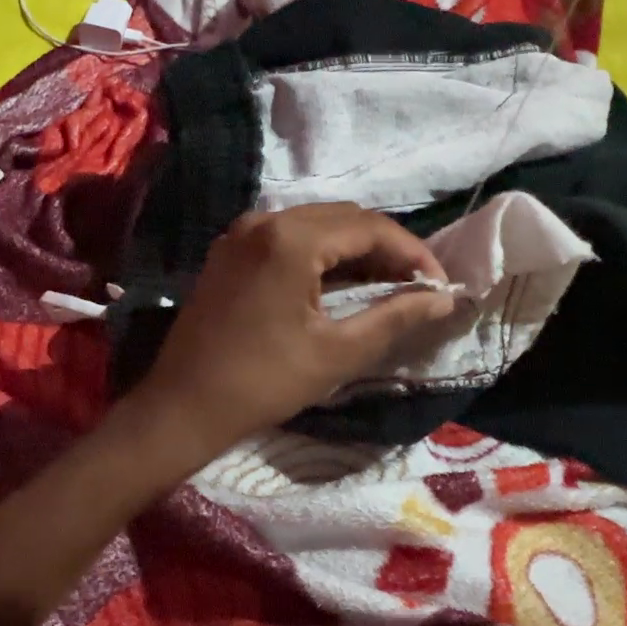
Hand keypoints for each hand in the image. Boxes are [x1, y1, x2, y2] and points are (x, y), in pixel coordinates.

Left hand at [122, 203, 455, 459]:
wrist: (183, 406)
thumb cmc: (263, 382)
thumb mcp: (337, 352)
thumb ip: (394, 317)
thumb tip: (442, 298)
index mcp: (291, 238)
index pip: (370, 227)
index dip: (413, 254)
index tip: (440, 286)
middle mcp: (263, 221)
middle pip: (343, 219)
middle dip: (385, 249)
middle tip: (416, 287)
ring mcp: (239, 235)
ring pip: (314, 226)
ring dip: (353, 251)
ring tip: (384, 288)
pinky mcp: (227, 253)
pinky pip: (286, 239)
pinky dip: (319, 255)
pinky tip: (338, 286)